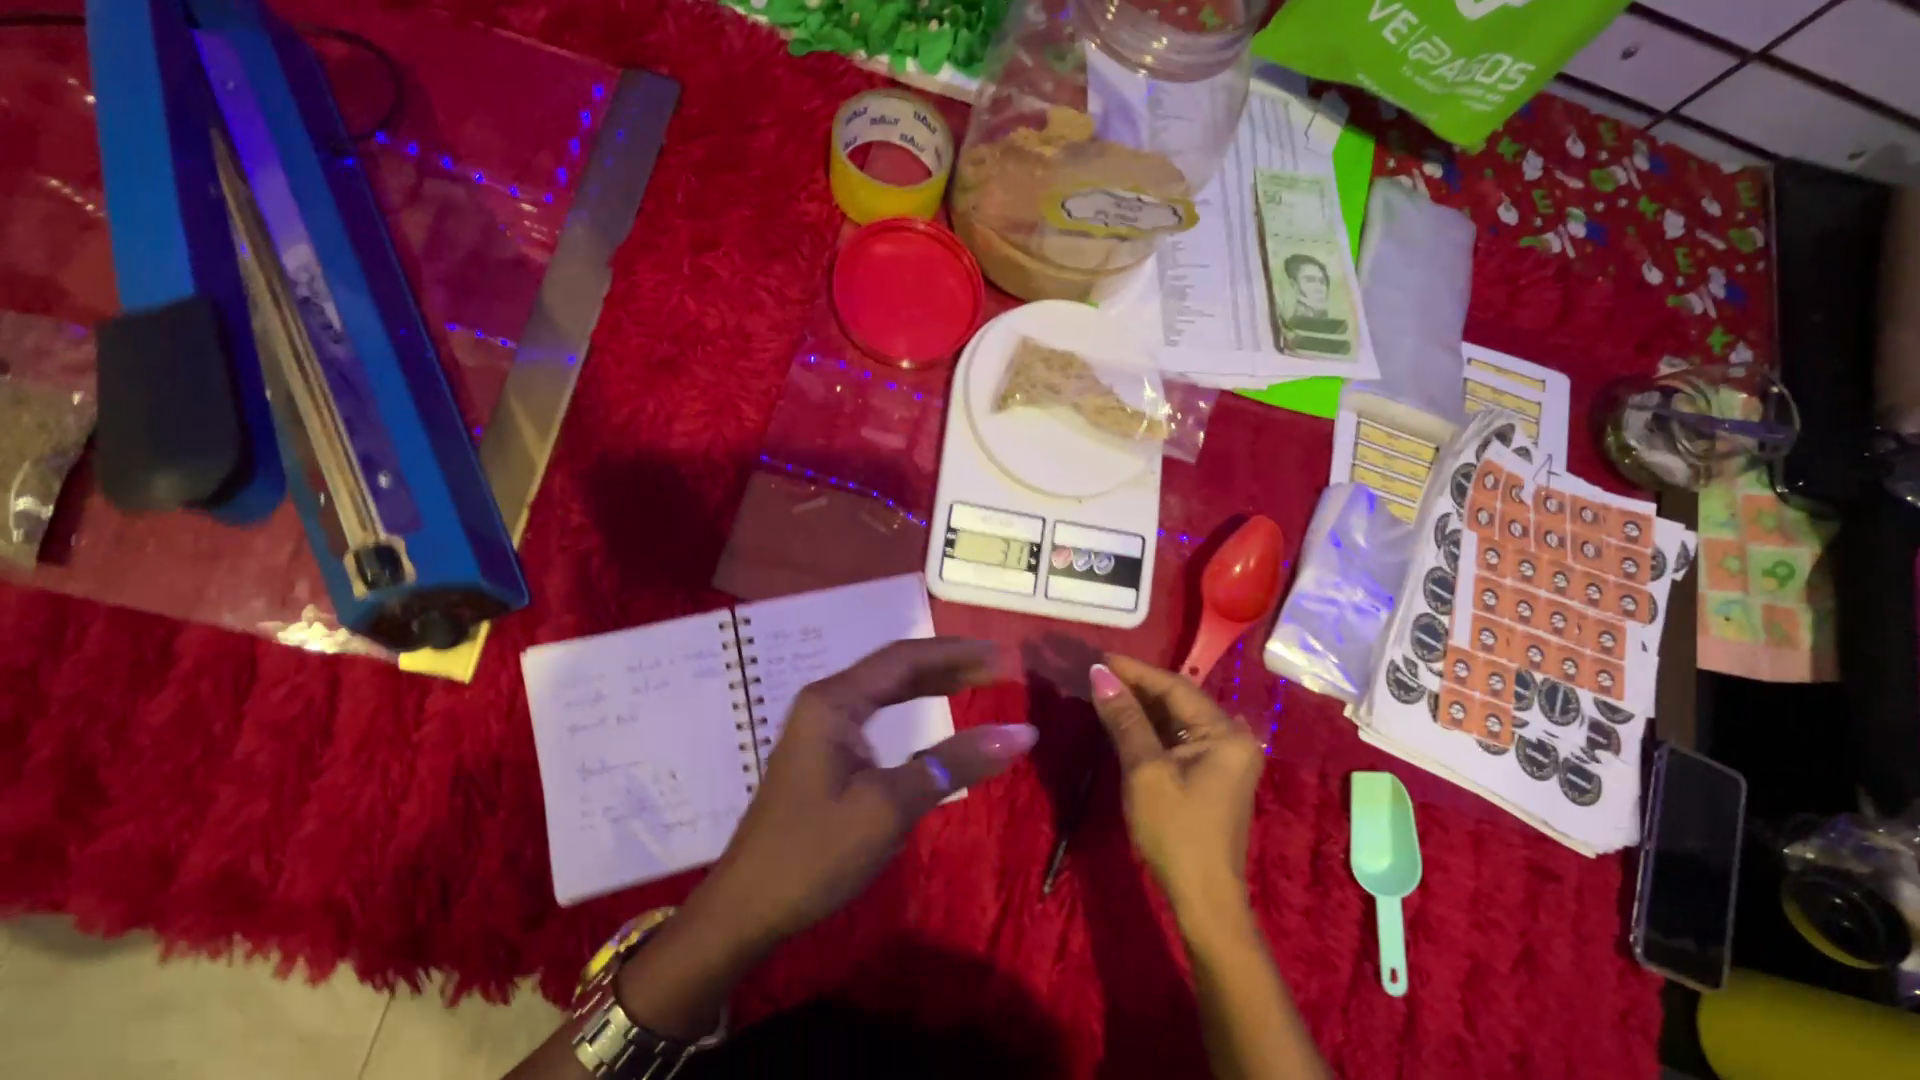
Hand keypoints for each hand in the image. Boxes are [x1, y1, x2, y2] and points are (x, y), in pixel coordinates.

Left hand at [694, 638, 1036, 951]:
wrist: (748, 906)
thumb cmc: (816, 852)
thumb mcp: (892, 806)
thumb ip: (955, 762)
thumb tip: (1023, 733)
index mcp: (834, 702)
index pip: (905, 659)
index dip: (958, 653)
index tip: (1005, 657)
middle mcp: (826, 704)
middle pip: (895, 669)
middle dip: (948, 664)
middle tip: (1000, 668)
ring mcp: (822, 731)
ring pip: (885, 692)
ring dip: (931, 685)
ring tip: (979, 682)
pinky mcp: (824, 757)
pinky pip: (877, 717)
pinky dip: (913, 712)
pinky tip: (933, 719)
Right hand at [1090, 655, 1263, 909]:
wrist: (1203, 896)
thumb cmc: (1175, 831)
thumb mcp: (1145, 771)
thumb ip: (1125, 719)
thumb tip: (1100, 675)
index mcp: (1225, 733)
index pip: (1175, 687)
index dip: (1135, 670)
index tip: (1098, 657)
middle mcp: (1234, 738)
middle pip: (1180, 700)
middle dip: (1138, 686)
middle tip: (1097, 673)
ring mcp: (1227, 758)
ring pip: (1179, 719)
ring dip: (1144, 707)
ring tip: (1106, 691)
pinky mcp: (1215, 775)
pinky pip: (1182, 738)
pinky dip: (1154, 729)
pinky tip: (1128, 722)